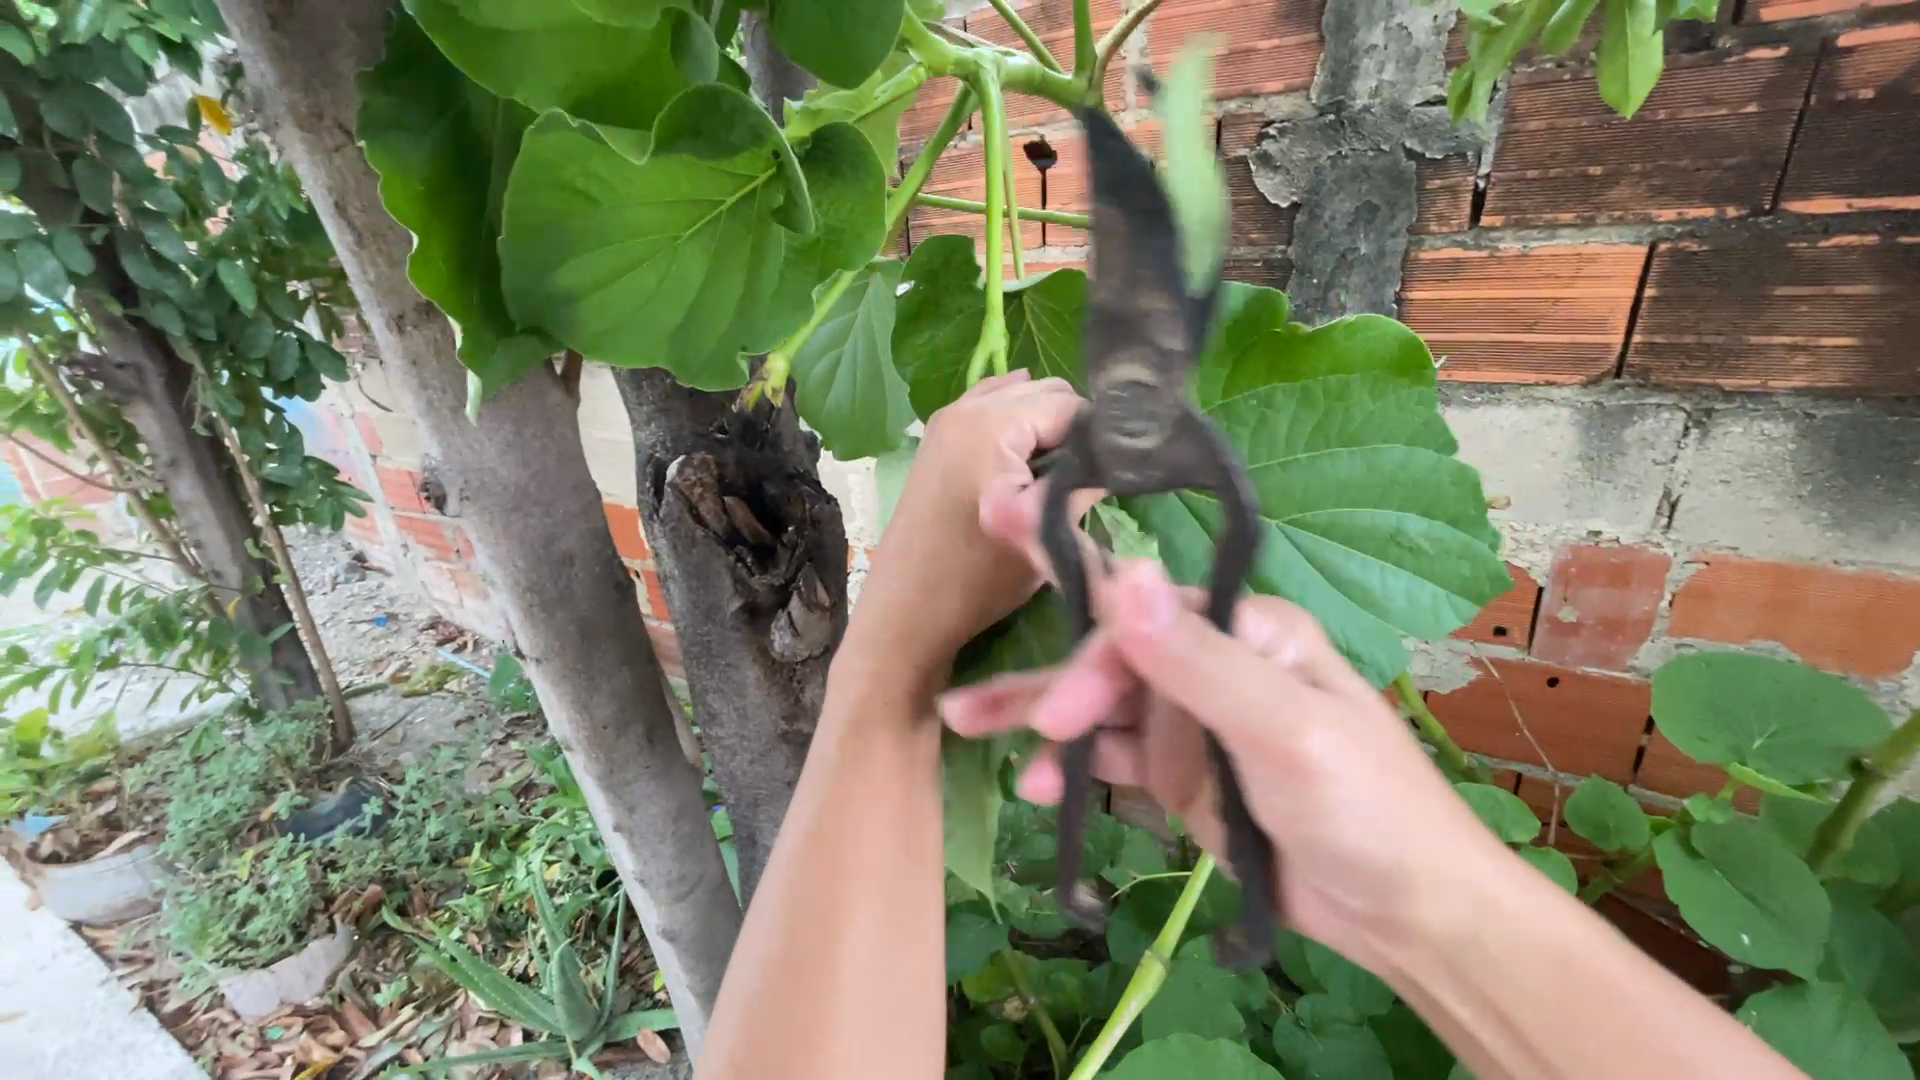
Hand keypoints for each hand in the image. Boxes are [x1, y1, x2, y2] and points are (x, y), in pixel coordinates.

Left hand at [846, 372, 1091, 688]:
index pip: (1070, 405)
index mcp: (992, 426)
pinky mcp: (939, 439)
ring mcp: (947, 420)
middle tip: (1084, 475)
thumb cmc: (977, 579)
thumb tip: (1113, 461)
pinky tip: (1028, 452)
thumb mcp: (1043, 534)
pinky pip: (988, 405)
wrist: (908, 608)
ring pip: (1018, 394)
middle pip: (1044, 391)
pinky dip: (1014, 419)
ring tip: (1056, 471)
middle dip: (1071, 426)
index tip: (1109, 473)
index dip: (1097, 436)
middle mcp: (967, 409)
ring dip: (1043, 423)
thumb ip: (1082, 487)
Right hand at [939, 551, 1510, 979]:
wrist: (1404, 914)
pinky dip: (1072, 766)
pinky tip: (1038, 785)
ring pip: (1100, 706)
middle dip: (1049, 682)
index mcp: (1244, 628)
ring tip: (965, 724)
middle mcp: (1209, 661)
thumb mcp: (1286, 731)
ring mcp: (1188, 718)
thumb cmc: (1366, 808)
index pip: (1147, 617)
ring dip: (1039, 718)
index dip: (1085, 628)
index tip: (1033, 644)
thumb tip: (1125, 573)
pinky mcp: (1175, 770)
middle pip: (1111, 658)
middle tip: (969, 705)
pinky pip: (1111, 755)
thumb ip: (1200, 660)